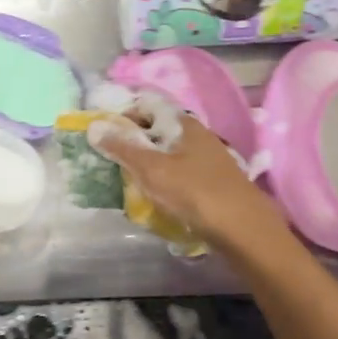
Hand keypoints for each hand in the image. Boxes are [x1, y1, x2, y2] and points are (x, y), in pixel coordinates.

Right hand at [89, 108, 284, 244]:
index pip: (149, 107)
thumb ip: (123, 147)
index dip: (124, 117)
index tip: (104, 136)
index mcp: (185, 125)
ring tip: (129, 183)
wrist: (244, 231)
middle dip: (133, 145)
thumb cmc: (195, 192)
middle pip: (158, 132)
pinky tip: (156, 199)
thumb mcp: (152, 169)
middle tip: (112, 162)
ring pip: (169, 156)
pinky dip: (164, 183)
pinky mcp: (213, 185)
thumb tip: (94, 126)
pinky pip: (180, 176)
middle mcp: (199, 137)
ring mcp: (209, 162)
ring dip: (148, 167)